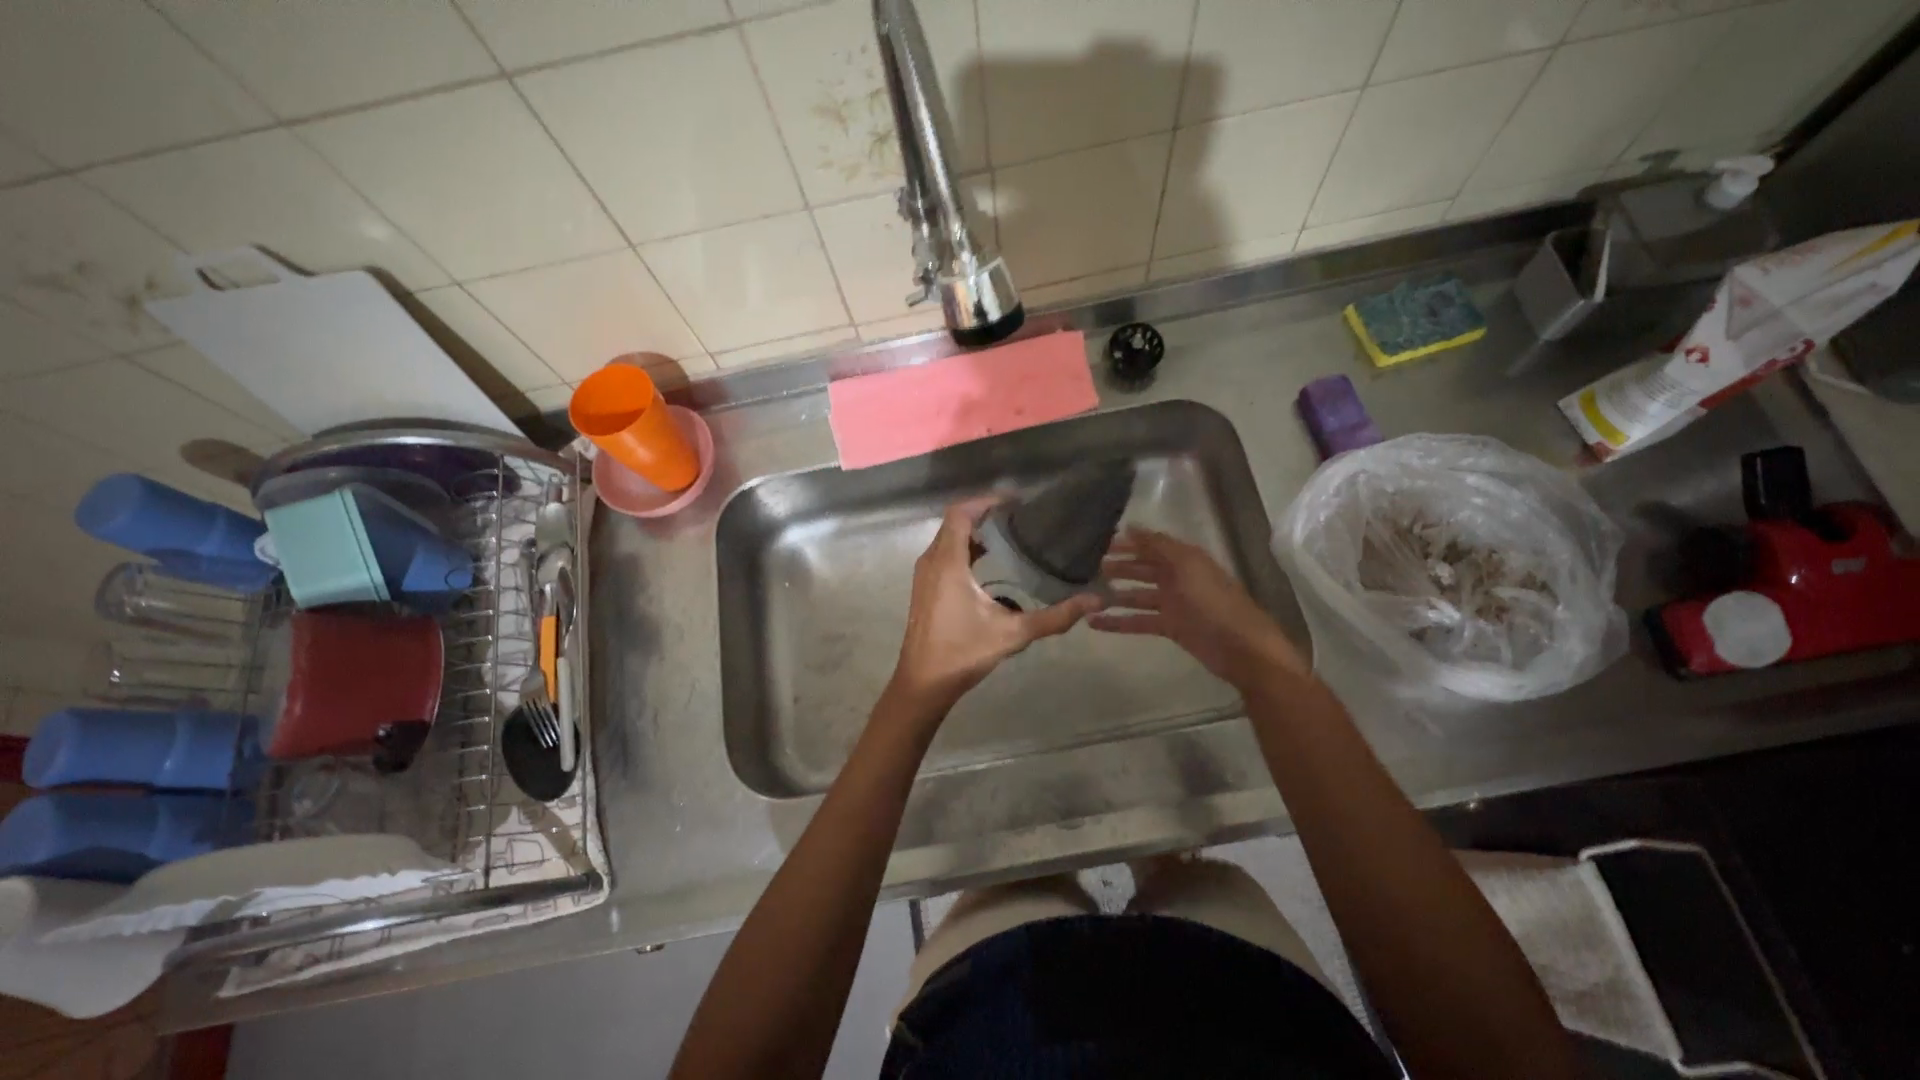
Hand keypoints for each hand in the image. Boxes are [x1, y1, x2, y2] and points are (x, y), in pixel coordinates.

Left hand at [888, 499, 1103, 712]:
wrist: (923, 683)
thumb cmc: (963, 653)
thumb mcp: (1013, 634)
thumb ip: (1055, 617)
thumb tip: (1095, 601)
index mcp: (948, 563)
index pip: (960, 513)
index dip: (986, 501)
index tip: (1016, 504)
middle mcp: (931, 561)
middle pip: (955, 522)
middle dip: (986, 516)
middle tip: (1022, 520)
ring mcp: (925, 575)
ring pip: (949, 539)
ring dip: (976, 533)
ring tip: (1012, 538)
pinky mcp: (925, 588)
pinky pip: (945, 554)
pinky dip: (967, 550)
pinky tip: (993, 565)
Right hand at [1090, 528, 1308, 685]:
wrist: (1241, 647)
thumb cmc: (1215, 602)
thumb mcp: (1187, 566)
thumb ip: (1158, 545)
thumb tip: (1131, 527)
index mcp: (1185, 559)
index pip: (1152, 546)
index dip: (1129, 543)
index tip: (1100, 542)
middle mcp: (1179, 578)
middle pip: (1144, 569)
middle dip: (1120, 566)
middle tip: (1090, 567)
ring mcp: (1174, 604)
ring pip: (1138, 596)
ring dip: (1115, 594)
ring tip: (1087, 595)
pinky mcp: (1171, 628)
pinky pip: (1139, 621)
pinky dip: (1118, 622)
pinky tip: (1095, 623)